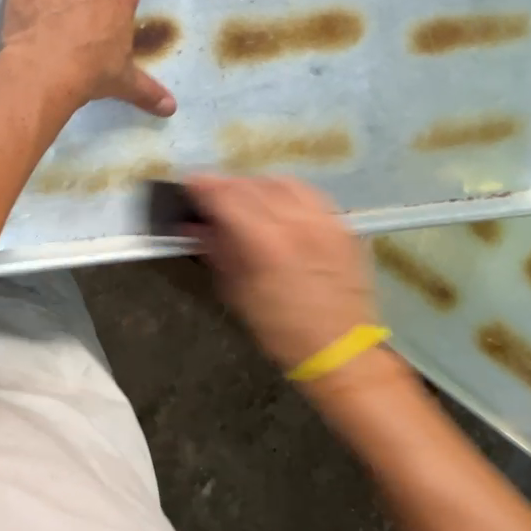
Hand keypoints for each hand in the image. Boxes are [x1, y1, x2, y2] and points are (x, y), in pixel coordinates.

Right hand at [185, 175, 384, 375]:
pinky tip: (277, 202)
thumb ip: (216, 251)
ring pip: (280, 182)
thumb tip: (195, 227)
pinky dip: (286, 191)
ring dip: (255, 184)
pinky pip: (309, 193)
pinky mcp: (341, 225)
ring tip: (244, 196)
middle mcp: (294, 222)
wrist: (340, 349)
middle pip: (251, 184)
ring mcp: (322, 220)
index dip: (202, 186)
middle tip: (211, 194)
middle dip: (225, 185)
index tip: (189, 184)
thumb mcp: (236, 293)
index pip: (225, 196)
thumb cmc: (279, 329)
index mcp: (263, 241)